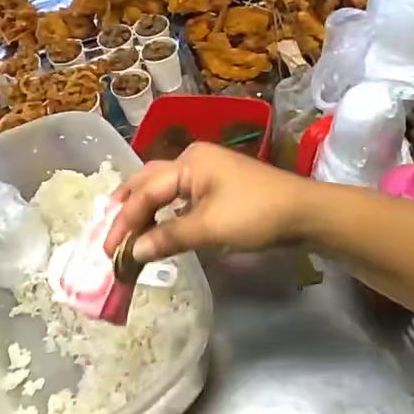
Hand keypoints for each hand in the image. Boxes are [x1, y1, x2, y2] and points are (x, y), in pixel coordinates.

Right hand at [108, 143, 313, 263]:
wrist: (305, 214)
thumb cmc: (256, 215)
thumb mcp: (209, 228)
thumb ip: (168, 238)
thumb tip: (133, 252)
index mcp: (188, 162)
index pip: (145, 192)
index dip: (124, 222)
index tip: (108, 251)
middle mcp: (194, 161)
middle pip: (149, 182)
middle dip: (127, 208)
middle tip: (108, 236)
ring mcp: (208, 173)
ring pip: (165, 190)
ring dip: (145, 211)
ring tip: (125, 233)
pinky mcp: (219, 189)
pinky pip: (181, 199)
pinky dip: (166, 215)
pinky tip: (158, 230)